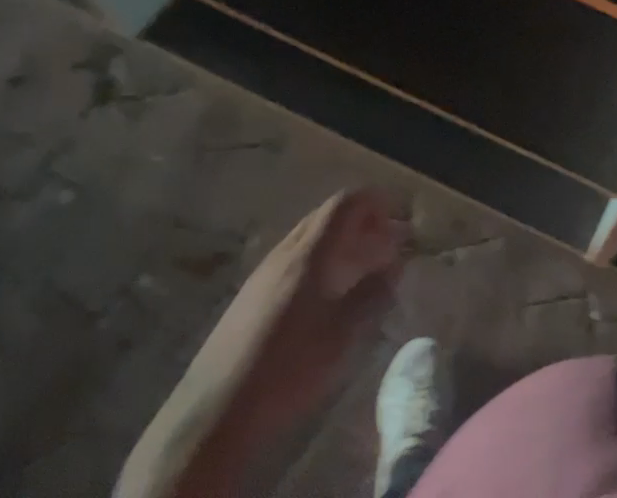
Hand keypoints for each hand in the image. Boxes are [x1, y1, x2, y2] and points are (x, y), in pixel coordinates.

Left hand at [236, 188, 406, 431]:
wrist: (215, 414)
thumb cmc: (288, 370)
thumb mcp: (344, 334)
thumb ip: (373, 294)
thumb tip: (394, 267)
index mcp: (308, 255)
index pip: (344, 205)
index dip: (375, 201)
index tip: (401, 214)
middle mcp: (283, 255)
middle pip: (325, 219)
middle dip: (362, 223)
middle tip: (392, 242)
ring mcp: (262, 277)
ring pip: (309, 241)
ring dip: (343, 244)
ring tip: (369, 268)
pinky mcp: (250, 300)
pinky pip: (294, 263)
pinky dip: (323, 264)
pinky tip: (333, 295)